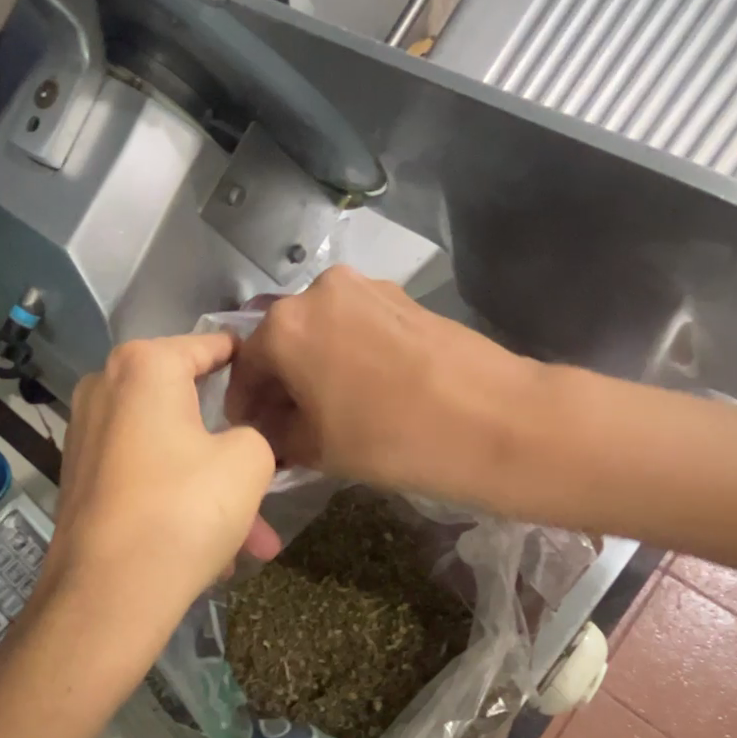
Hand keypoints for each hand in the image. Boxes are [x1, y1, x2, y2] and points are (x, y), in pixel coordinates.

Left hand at [41, 334, 278, 630]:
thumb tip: (238, 442)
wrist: (107, 594)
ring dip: (212, 489)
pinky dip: (178, 502)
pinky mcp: (80, 478)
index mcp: (143, 366)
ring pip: (170, 452)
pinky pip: (145, 478)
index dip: (249, 363)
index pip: (210, 346)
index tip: (274, 381)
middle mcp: (105, 388)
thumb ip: (256, 432)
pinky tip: (212, 553)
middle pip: (187, 406)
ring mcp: (86, 434)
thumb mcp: (249, 461)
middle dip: (233, 451)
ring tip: (254, 540)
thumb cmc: (184, 510)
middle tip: (268, 482)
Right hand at [225, 265, 544, 503]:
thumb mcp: (316, 449)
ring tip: (329, 408)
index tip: (250, 433)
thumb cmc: (389, 437)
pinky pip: (355, 325)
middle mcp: (317, 292)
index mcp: (284, 326)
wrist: (492, 419)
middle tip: (288, 424)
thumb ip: (277, 436)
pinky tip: (365, 389)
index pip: (245, 366)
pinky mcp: (402, 296)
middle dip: (279, 382)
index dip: (244, 405)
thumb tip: (269, 431)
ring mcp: (365, 288)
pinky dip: (347, 353)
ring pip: (320, 329)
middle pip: (282, 340)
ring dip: (314, 365)